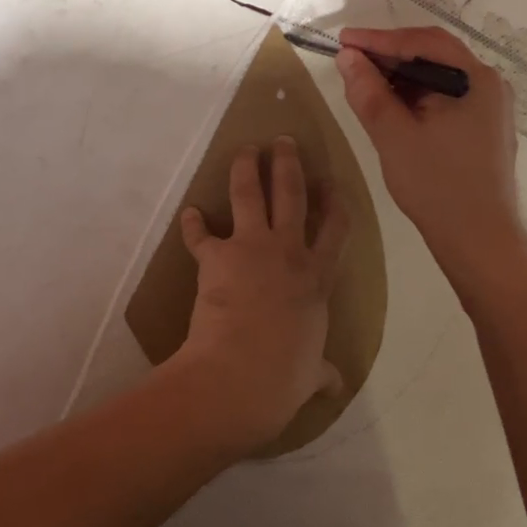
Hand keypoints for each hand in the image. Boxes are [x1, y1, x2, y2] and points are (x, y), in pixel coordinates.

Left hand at [174, 138, 349, 453]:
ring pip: (251, 195)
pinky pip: (201, 234)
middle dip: (289, 165)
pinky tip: (188, 214)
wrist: (242, 373)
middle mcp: (289, 253)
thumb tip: (337, 384)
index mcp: (318, 280)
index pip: (335, 230)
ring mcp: (253, 249)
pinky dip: (193, 225)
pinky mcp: (217, 256)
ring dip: (247, 168)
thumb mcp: (310, 373)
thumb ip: (322, 371)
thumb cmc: (284, 376)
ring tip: (244, 149)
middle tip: (284, 141)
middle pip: (293, 196)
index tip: (331, 184)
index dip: (335, 204)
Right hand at [336, 26, 526, 270]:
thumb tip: (349, 57)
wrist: (480, 239)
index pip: (423, 42)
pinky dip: (416, 98)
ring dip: (401, 78)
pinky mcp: (483, 131)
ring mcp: (490, 109)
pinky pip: (446, 100)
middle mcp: (489, 86)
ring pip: (438, 79)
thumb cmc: (438, 186)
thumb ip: (369, 93)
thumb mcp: (394, 136)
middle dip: (390, 56)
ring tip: (364, 85)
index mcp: (475, 79)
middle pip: (434, 56)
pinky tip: (391, 109)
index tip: (343, 41)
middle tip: (350, 61)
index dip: (379, 39)